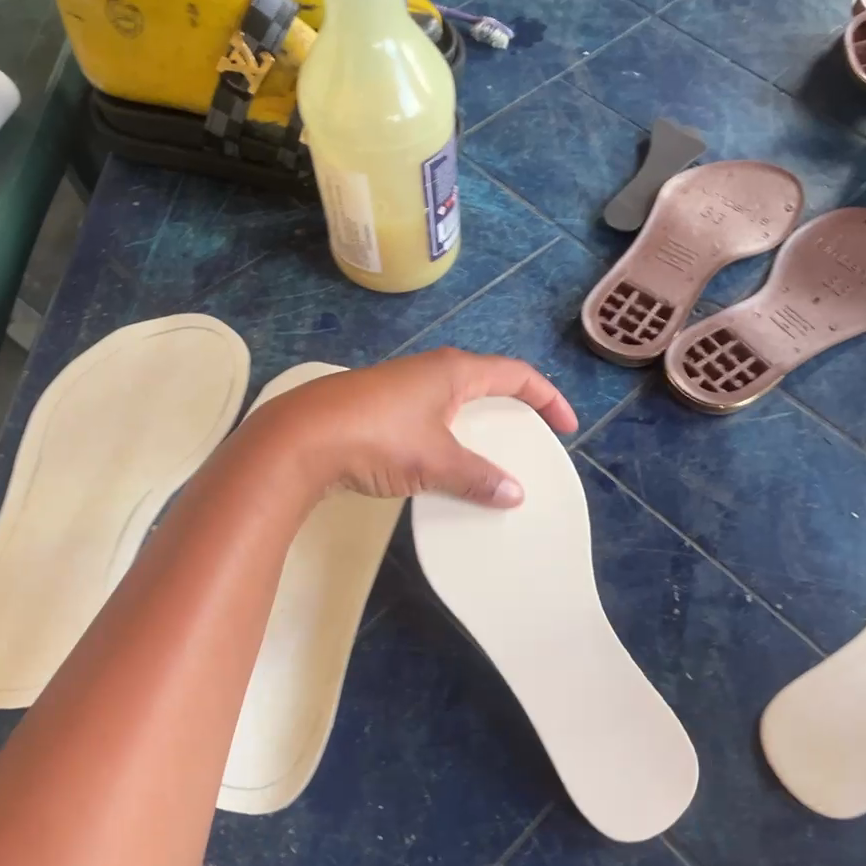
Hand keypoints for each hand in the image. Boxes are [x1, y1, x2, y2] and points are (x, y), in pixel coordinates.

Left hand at [247, 350, 578, 506]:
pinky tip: (440, 463)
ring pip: (453, 401)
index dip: (546, 398)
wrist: (299, 438)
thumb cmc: (378, 438)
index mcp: (454, 371)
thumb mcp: (436, 462)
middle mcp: (430, 370)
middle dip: (512, 409)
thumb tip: (514, 494)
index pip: (516, 375)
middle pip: (486, 382)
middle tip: (529, 440)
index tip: (566, 426)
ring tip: (488, 456)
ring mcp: (400, 387)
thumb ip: (478, 477)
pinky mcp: (377, 407)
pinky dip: (447, 436)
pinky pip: (428, 417)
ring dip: (476, 424)